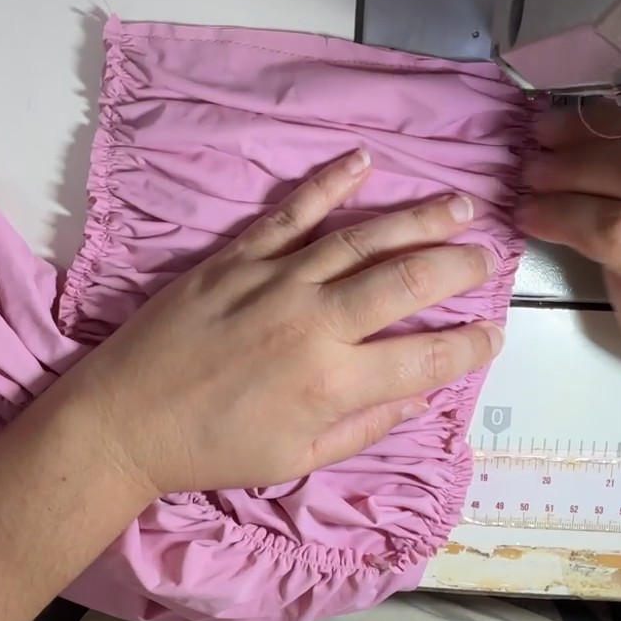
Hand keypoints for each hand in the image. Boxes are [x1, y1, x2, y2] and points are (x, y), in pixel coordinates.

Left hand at [53, 150, 503, 495]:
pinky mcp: (236, 258)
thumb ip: (363, 428)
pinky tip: (363, 162)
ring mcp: (274, 282)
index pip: (425, 357)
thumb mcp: (296, 458)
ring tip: (458, 207)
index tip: (493, 333)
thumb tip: (419, 400)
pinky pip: (291, 213)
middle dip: (457, 267)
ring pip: (362, 238)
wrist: (127, 420)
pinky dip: (329, 184)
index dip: (468, 345)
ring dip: (416, 219)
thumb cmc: (213, 449)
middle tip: (487, 256)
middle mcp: (313, 323)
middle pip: (406, 282)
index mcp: (332, 383)